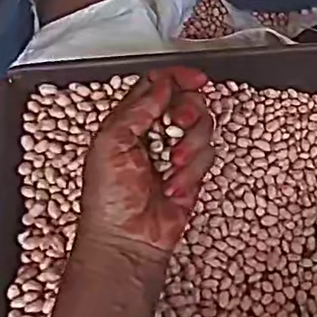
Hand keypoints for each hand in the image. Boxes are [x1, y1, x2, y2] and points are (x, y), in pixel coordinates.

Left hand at [74, 67, 215, 267]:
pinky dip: (192, 171)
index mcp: (130, 120)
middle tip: (178, 124)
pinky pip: (208, 156)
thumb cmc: (109, 198)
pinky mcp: (193, 173)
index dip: (177, 78)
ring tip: (172, 164)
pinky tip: (173, 187)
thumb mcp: (110, 143)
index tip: (195, 79)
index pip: (157, 85)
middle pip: (187, 102)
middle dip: (188, 111)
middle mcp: (155, 133)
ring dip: (191, 145)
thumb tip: (162, 83)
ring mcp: (176, 152)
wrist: (128, 239)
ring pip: (202, 128)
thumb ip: (137, 109)